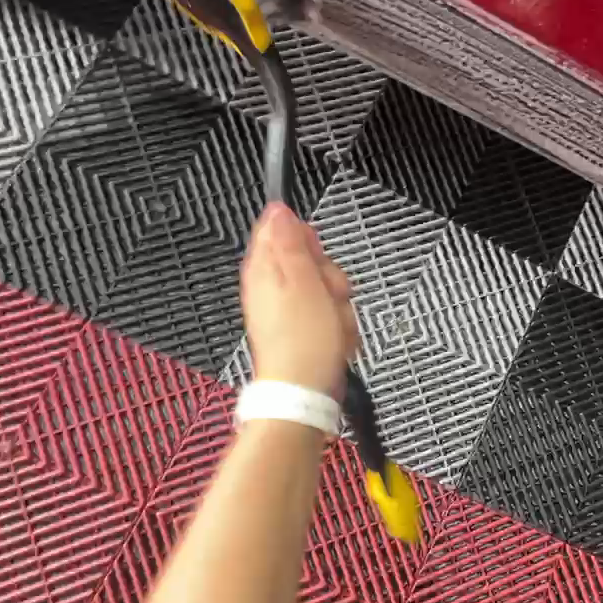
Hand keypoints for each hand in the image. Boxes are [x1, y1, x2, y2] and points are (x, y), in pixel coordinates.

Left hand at [240, 203, 358, 399]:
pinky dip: (337, 324)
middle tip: (330, 294)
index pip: (281, 229)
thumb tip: (278, 210)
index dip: (308, 240)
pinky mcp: (301, 330)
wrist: (304, 391)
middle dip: (330, 276)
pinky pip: (328, 313)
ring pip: (324, 288)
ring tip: (333, 321)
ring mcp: (285, 310)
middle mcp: (270, 287)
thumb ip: (292, 243)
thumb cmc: (303, 342)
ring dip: (338, 303)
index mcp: (264, 269)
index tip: (318, 259)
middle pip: (310, 260)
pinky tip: (335, 336)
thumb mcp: (304, 282)